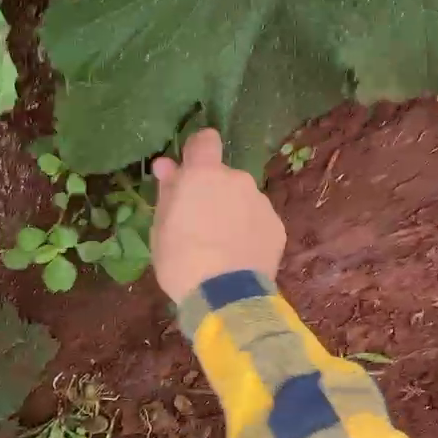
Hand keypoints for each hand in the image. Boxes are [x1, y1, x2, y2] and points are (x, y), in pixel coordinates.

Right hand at [150, 129, 286, 301]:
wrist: (224, 296)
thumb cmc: (181, 262)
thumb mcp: (161, 229)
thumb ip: (167, 193)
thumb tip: (165, 165)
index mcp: (203, 175)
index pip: (204, 140)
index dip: (196, 153)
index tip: (187, 174)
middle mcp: (237, 179)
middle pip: (223, 177)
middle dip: (212, 194)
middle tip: (198, 227)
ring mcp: (260, 202)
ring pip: (241, 200)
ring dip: (231, 214)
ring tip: (219, 249)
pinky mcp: (276, 226)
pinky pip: (257, 222)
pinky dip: (247, 233)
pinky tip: (237, 258)